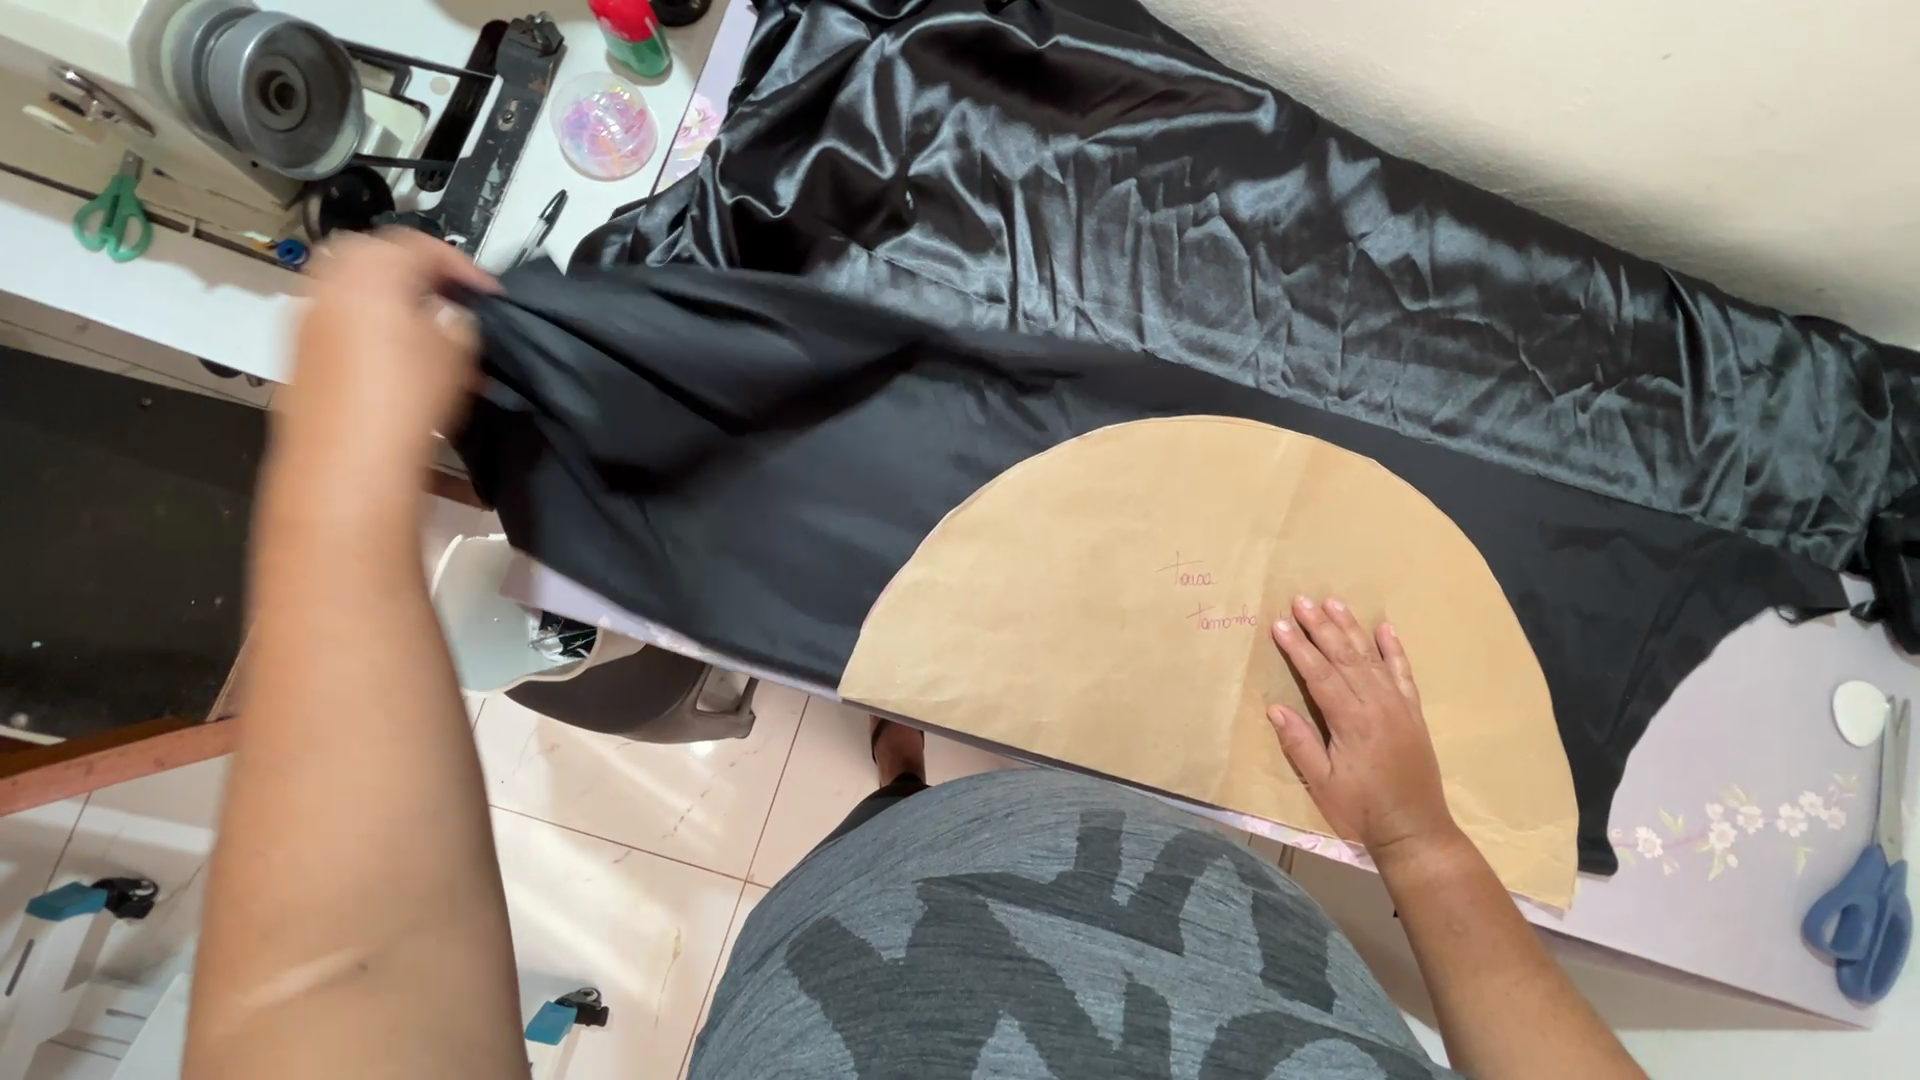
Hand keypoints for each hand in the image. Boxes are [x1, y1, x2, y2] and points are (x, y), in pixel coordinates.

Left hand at [280, 229, 498, 462]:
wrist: (348, 461)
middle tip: (453, 301)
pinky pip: (343, 323)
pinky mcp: (302, 355)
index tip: (486, 291)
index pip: (416, 244)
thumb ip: (457, 320)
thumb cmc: (404, 402)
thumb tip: (452, 315)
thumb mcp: (457, 352)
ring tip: (434, 336)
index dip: (459, 263)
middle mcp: (328, 288)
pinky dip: (374, 328)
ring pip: (356, 292)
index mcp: (368, 275)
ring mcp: (308, 321)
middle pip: (374, 258)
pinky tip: (406, 363)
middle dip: (417, 274)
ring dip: (396, 303)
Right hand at [1265, 595, 1458, 857]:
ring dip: (1351, 629)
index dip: (1299, 648)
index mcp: (1352, 722)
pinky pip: (1404, 674)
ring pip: (1372, 659)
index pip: (1320, 675)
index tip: (1281, 624)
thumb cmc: (1361, 810)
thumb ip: (1300, 744)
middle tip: (1302, 600)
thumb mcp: (1322, 783)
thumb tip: (1275, 708)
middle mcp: (1378, 706)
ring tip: (1334, 602)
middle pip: (1346, 658)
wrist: (1416, 831)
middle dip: (1322, 627)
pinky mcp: (1413, 714)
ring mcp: (1399, 707)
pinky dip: (1395, 650)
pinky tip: (1385, 629)